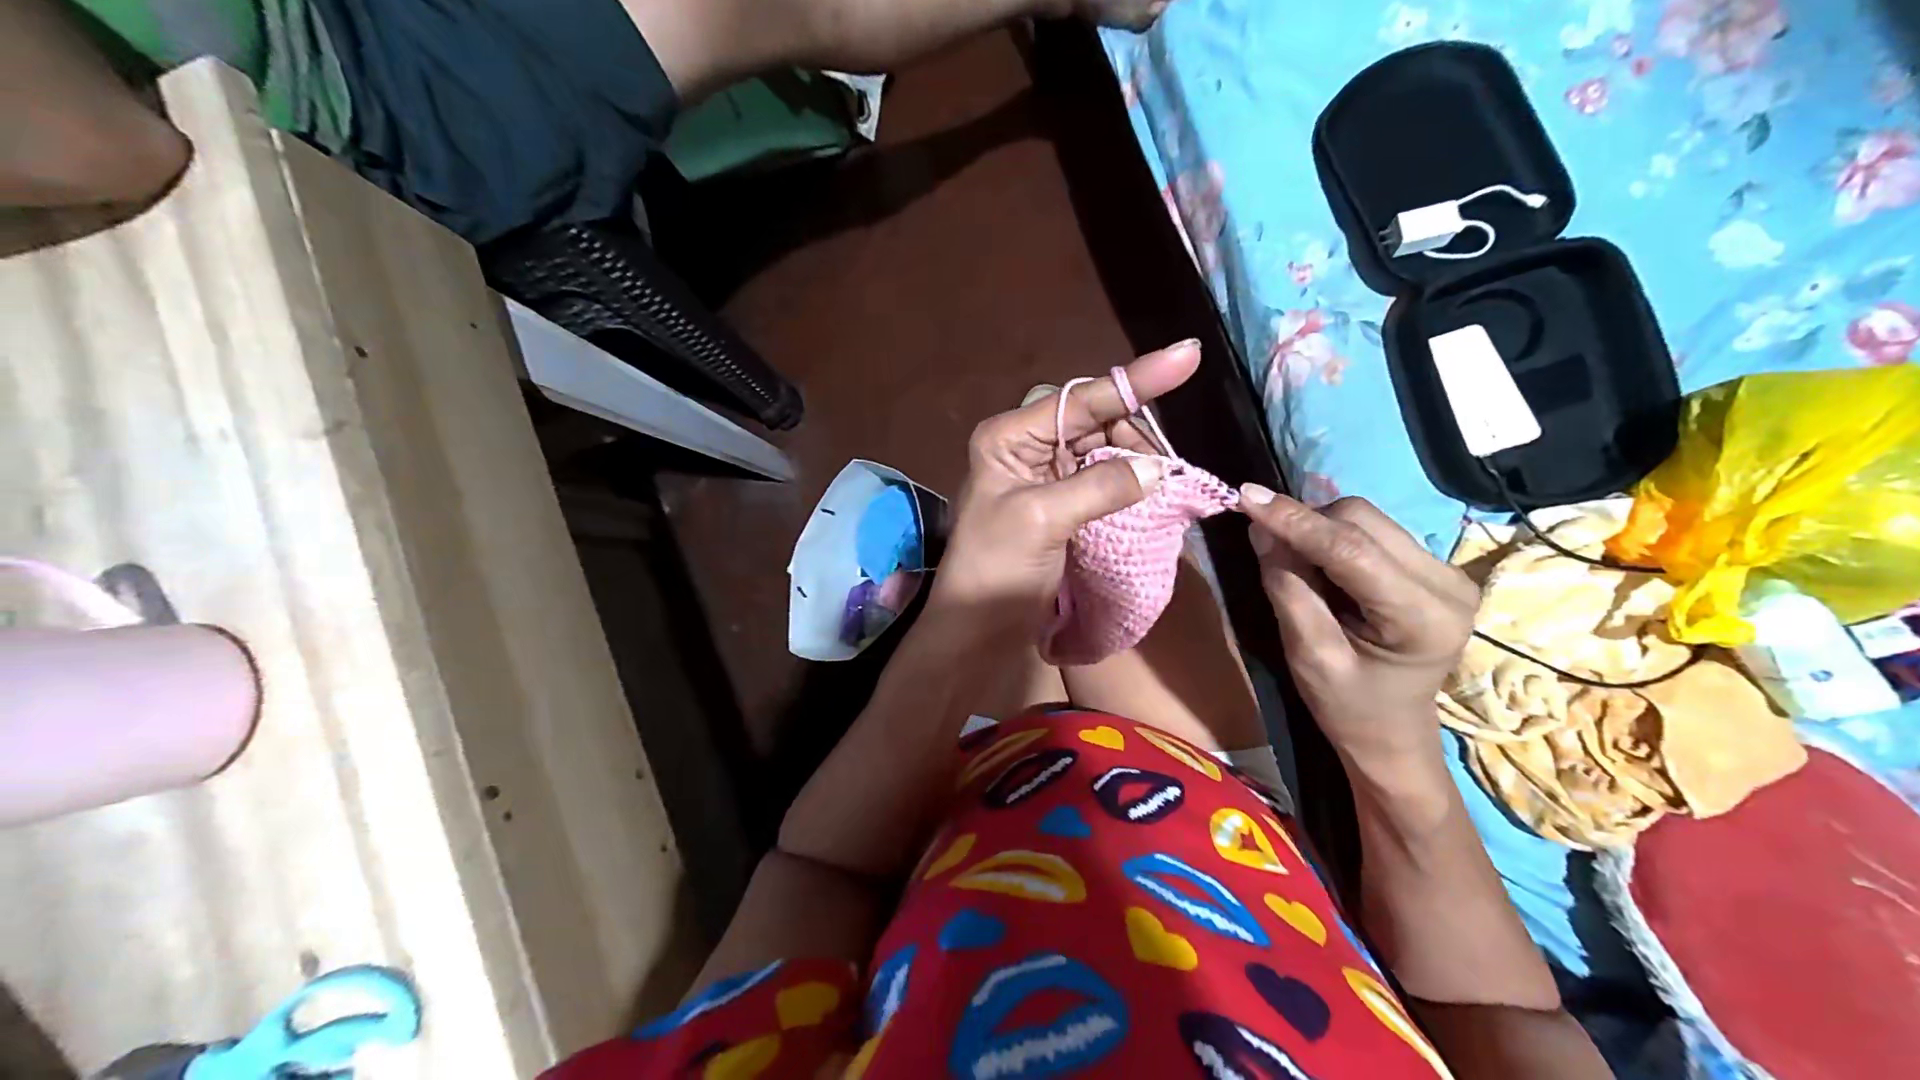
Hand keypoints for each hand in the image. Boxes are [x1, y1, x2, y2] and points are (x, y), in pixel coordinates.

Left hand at [925, 341, 1203, 633]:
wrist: (980, 630)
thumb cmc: (994, 569)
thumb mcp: (1040, 520)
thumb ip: (1099, 487)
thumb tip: (1157, 469)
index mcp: (1010, 438)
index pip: (1080, 400)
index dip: (1135, 381)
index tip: (1188, 355)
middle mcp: (1029, 447)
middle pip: (1099, 419)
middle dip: (1137, 434)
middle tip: (1169, 467)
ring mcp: (1048, 476)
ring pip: (1108, 449)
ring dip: (1140, 460)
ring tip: (1165, 483)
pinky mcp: (1065, 505)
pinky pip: (1108, 479)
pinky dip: (1133, 483)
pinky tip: (1154, 491)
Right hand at [1239, 487, 1478, 779]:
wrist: (1392, 732)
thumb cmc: (1347, 706)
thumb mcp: (1307, 654)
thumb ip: (1287, 588)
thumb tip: (1261, 528)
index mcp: (1423, 616)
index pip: (1350, 549)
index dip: (1295, 520)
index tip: (1245, 495)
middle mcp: (1448, 582)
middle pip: (1362, 520)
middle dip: (1306, 524)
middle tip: (1269, 550)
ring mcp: (1447, 570)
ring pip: (1367, 518)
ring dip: (1319, 529)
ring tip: (1297, 565)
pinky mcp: (1434, 566)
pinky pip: (1373, 530)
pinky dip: (1335, 538)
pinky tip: (1322, 567)